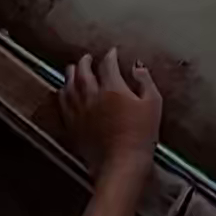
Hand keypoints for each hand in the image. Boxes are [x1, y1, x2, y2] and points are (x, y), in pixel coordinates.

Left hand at [60, 47, 161, 179]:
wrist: (122, 163)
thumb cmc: (142, 134)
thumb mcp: (153, 103)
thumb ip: (145, 81)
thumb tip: (137, 67)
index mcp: (113, 88)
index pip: (108, 65)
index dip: (110, 56)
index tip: (112, 52)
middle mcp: (92, 96)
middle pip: (83, 72)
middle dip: (85, 62)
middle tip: (87, 57)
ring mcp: (80, 112)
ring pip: (69, 86)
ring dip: (70, 74)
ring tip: (71, 68)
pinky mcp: (73, 126)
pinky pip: (63, 104)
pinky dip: (63, 93)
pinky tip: (64, 91)